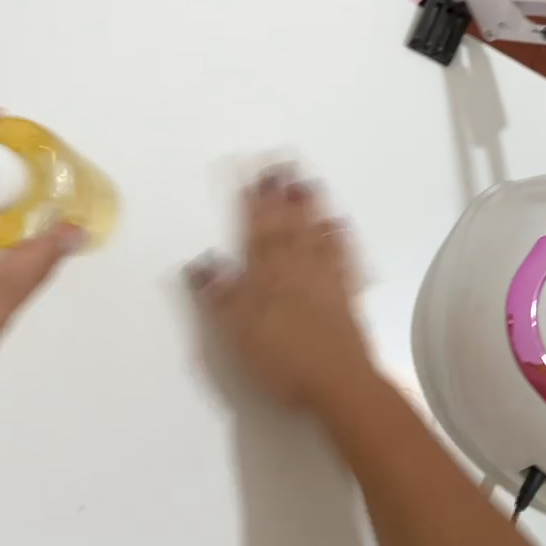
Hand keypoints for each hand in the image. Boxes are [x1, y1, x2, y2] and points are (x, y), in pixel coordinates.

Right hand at [187, 165, 375, 412]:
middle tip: (281, 162)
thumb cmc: (283, 360)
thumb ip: (219, 296)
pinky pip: (342, 256)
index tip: (252, 173)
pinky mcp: (345, 295)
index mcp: (265, 277)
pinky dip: (339, 236)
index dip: (254, 202)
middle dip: (281, 194)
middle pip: (286, 224)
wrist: (339, 383)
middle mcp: (295, 269)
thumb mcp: (237, 332)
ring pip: (314, 233)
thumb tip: (200, 262)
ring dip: (310, 206)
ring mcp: (324, 279)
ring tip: (307, 180)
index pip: (256, 231)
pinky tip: (338, 222)